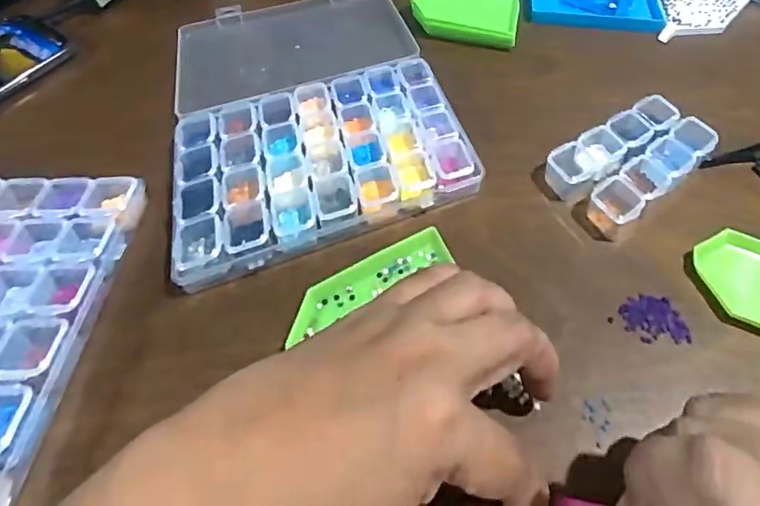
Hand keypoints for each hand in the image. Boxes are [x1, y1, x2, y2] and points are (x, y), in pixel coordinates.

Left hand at [66, 264, 559, 505]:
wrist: (217, 469)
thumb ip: (446, 485)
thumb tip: (473, 480)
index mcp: (439, 420)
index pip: (511, 464)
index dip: (526, 489)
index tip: (528, 498)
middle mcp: (430, 352)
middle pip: (513, 334)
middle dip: (543, 361)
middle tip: (542, 391)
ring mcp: (397, 320)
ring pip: (473, 286)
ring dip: (500, 308)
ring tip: (506, 337)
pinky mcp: (366, 309)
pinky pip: (426, 277)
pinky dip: (454, 288)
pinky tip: (449, 314)